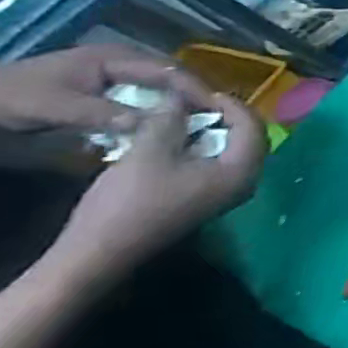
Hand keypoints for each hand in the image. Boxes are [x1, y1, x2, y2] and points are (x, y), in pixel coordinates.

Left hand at [0, 46, 215, 134]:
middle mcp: (121, 59)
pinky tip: (164, 125)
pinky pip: (143, 95)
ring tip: (197, 123)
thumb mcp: (56, 109)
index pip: (168, 71)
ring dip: (177, 104)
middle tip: (214, 119)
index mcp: (115, 57)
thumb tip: (155, 125)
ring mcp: (114, 72)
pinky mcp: (106, 86)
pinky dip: (157, 109)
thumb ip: (104, 115)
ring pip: (159, 86)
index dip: (195, 89)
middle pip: (170, 77)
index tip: (218, 109)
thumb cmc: (11, 99)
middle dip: (193, 96)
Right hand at [52, 91, 264, 277]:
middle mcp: (245, 182)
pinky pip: (216, 165)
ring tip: (184, 115)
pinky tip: (176, 139)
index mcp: (242, 171)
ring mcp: (226, 194)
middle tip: (196, 102)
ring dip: (211, 132)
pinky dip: (202, 148)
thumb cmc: (127, 202)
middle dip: (225, 117)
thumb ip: (171, 120)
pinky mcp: (206, 200)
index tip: (204, 92)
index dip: (231, 105)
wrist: (95, 255)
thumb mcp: (149, 152)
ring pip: (231, 151)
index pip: (252, 126)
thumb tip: (181, 97)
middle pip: (248, 138)